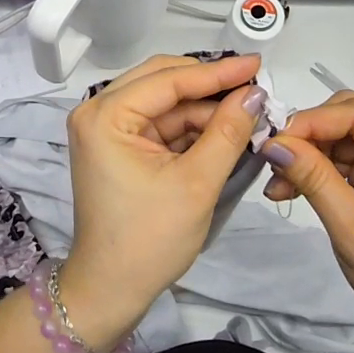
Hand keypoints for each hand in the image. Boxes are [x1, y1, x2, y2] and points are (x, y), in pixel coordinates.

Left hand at [59, 54, 263, 346]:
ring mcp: (105, 128)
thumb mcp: (196, 183)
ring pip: (164, 102)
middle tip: (255, 82)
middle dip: (209, 84)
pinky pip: (159, 123)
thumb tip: (254, 95)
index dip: (216, 71)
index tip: (256, 64)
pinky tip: (225, 125)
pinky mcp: (117, 146)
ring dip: (203, 105)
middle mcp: (97, 111)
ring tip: (248, 105)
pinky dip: (191, 125)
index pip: (168, 79)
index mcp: (104, 115)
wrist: (111, 289)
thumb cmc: (149, 239)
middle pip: (162, 81)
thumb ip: (227, 132)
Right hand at [261, 92, 353, 350]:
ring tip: (281, 185)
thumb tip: (272, 143)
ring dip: (312, 154)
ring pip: (348, 134)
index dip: (310, 122)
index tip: (270, 144)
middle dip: (309, 137)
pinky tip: (298, 187)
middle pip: (353, 116)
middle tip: (274, 165)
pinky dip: (325, 167)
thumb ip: (314, 179)